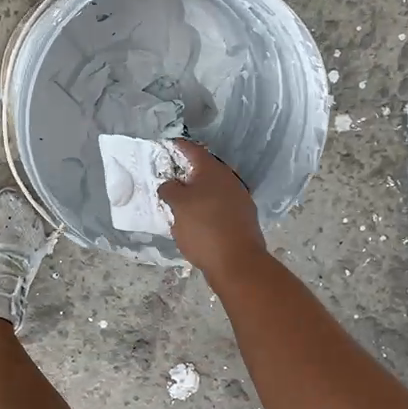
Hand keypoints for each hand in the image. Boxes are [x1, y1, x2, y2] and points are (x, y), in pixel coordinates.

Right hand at [160, 140, 269, 285]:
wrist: (238, 263)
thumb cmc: (203, 228)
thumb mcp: (178, 206)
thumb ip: (170, 190)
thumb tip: (170, 185)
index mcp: (212, 171)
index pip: (192, 150)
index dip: (177, 146)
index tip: (164, 146)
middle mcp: (229, 180)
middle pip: (205, 168)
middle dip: (187, 171)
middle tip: (168, 176)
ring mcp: (240, 199)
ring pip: (213, 188)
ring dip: (197, 191)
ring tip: (179, 200)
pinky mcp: (243, 218)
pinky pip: (220, 204)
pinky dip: (207, 205)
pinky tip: (197, 217)